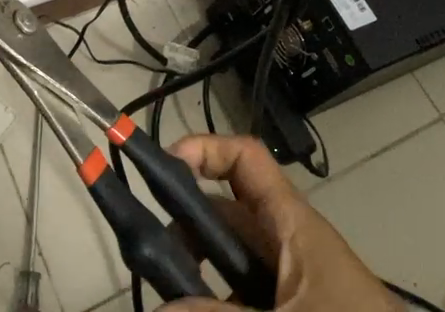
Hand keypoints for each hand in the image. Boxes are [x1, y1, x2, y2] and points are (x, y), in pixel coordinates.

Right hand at [161, 136, 402, 311]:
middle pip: (224, 218)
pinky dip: (216, 304)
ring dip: (196, 281)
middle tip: (149, 265)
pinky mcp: (292, 311)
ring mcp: (291, 287)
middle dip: (184, 233)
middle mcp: (289, 248)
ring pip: (228, 266)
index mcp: (294, 226)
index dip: (204, 150)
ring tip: (168, 300)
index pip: (246, 160)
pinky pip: (242, 299)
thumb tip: (157, 308)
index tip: (161, 168)